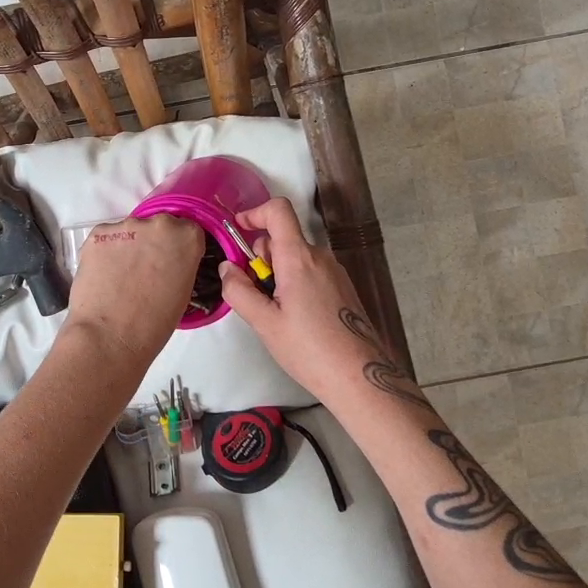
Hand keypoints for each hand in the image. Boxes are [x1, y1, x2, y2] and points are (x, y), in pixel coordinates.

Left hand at [65, 215, 203, 361]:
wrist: (110, 335)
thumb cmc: (154, 323)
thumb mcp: (184, 291)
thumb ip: (180, 265)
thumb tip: (167, 263)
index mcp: (189, 237)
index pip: (187, 231)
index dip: (177, 248)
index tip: (170, 263)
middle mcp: (160, 223)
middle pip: (158, 226)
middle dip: (152, 243)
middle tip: (143, 271)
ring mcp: (126, 226)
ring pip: (129, 232)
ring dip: (127, 248)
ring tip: (119, 278)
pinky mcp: (98, 234)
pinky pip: (105, 239)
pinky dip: (105, 253)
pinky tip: (103, 276)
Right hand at [219, 199, 426, 409]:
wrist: (359, 377)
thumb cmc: (308, 350)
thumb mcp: (264, 323)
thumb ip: (239, 291)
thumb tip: (228, 268)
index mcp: (299, 258)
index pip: (278, 211)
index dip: (255, 212)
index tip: (239, 230)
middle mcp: (320, 257)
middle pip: (283, 238)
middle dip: (262, 259)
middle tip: (256, 296)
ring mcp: (335, 271)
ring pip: (296, 258)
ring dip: (278, 274)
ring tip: (277, 314)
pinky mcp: (343, 287)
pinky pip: (311, 272)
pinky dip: (295, 283)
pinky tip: (296, 319)